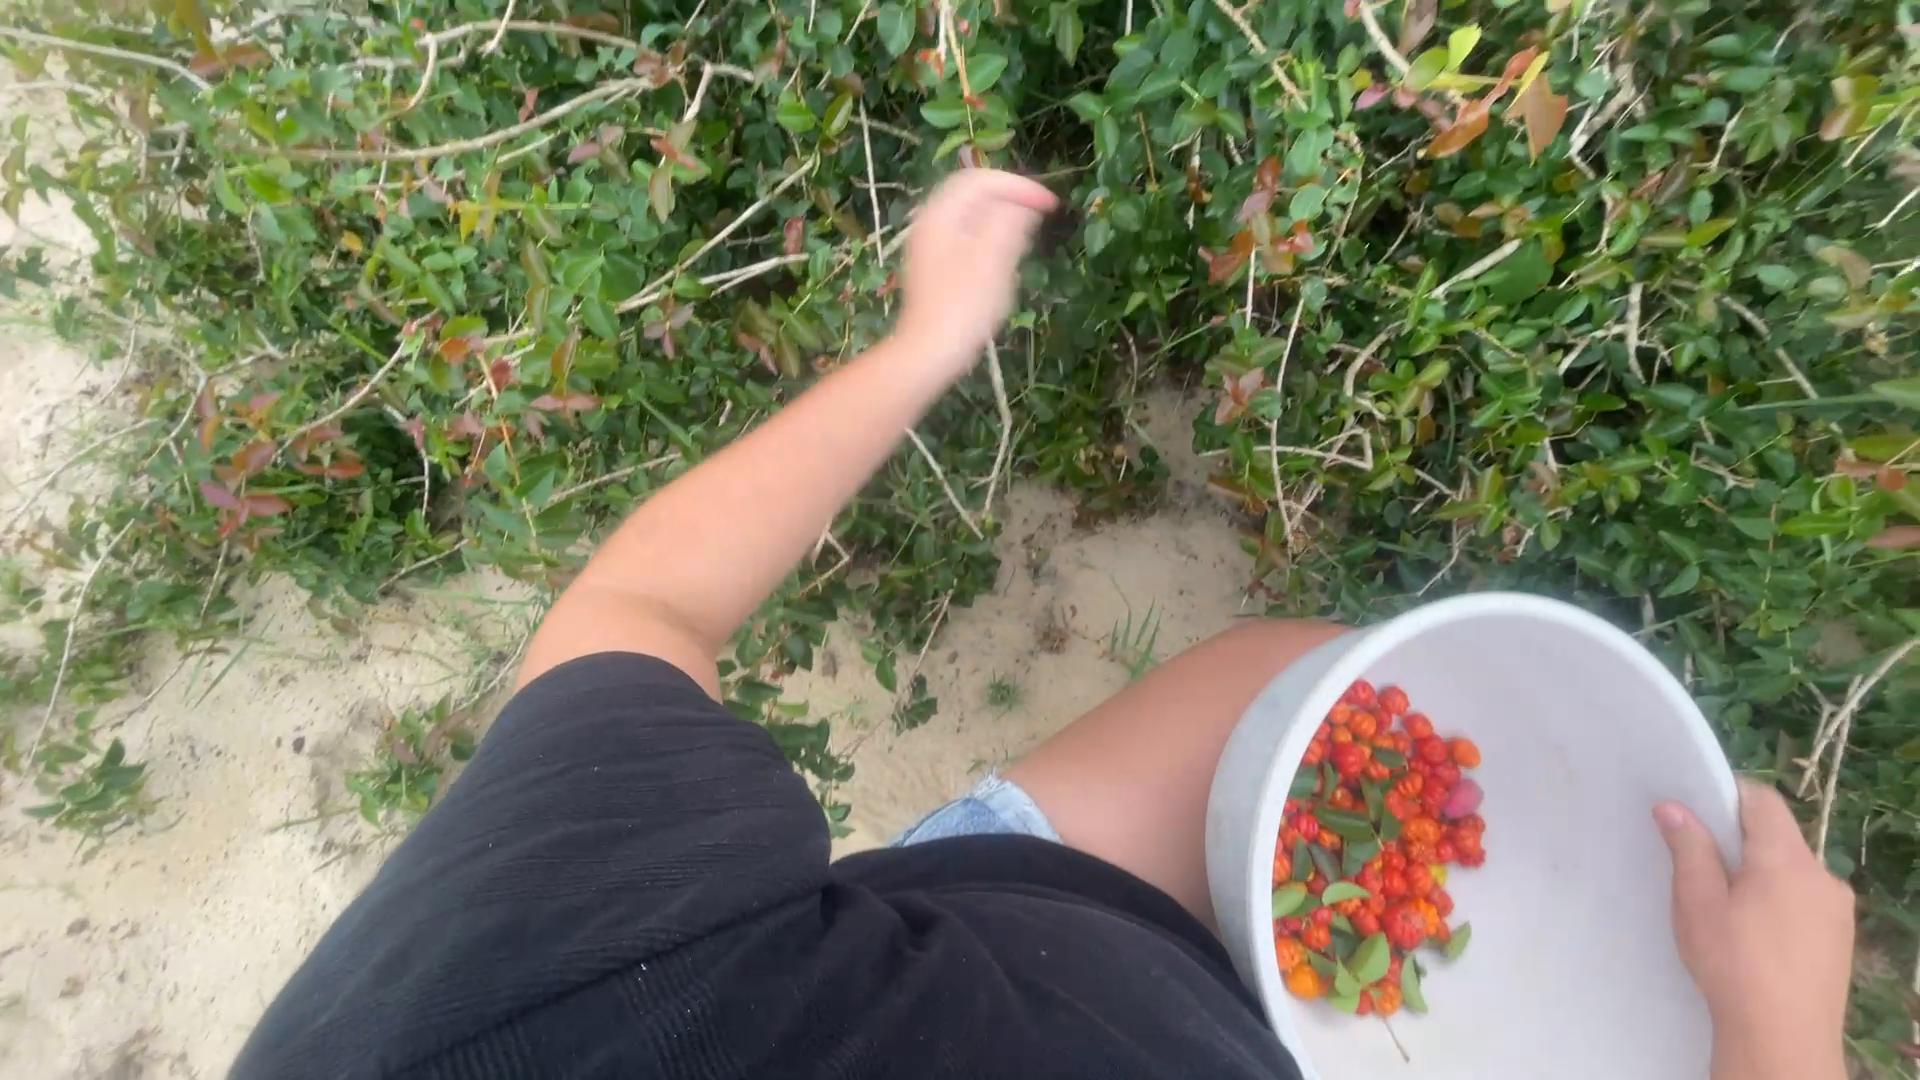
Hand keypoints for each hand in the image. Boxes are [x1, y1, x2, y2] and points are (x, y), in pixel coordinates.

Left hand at [895, 168, 1056, 369]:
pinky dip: (989, 246)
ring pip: (971, 222)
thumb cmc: (963, 307)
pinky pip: (966, 243)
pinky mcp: (935, 272)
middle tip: (1038, 220)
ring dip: (1001, 226)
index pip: (981, 180)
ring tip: (1023, 245)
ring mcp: (930, 249)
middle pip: (974, 197)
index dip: (1018, 186)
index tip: (1049, 205)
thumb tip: (1023, 205)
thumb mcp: (993, 260)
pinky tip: (1002, 269)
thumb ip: (1010, 222)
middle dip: (1009, 204)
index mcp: (940, 214)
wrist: (929, 354)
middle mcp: (930, 225)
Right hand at [1655, 778, 1854, 1079]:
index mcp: (1788, 863)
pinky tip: (1743, 918)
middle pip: (1776, 833)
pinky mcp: (1838, 935)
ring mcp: (1837, 910)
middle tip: (1689, 848)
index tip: (1688, 799)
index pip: (1763, 801)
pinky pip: (1800, 892)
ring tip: (1713, 888)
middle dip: (1733, 832)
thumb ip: (1689, 847)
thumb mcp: (1696, 897)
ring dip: (1751, 863)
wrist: (1782, 1034)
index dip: (1725, 791)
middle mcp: (1824, 879)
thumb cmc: (1731, 958)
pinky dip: (1769, 889)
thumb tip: (1674, 806)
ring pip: (1787, 864)